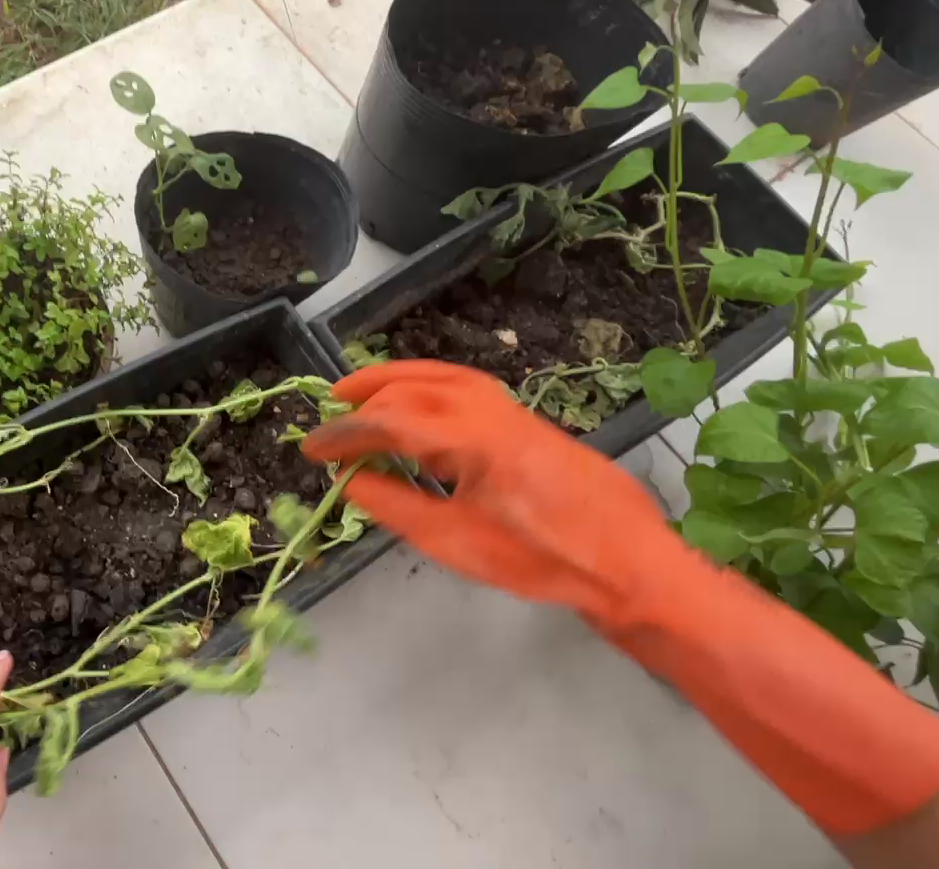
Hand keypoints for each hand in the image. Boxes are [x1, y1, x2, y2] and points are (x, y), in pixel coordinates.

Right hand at [301, 360, 679, 630]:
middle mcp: (485, 408)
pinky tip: (411, 398)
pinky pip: (458, 382)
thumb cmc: (539, 559)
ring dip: (390, 380)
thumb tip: (348, 479)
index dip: (343, 435)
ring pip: (435, 375)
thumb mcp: (453, 541)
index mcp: (467, 438)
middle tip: (329, 422)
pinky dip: (422, 381)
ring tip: (354, 393)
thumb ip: (392, 504)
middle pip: (407, 389)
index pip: (386, 422)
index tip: (310, 449)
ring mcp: (507, 407)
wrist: (627, 562)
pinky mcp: (520, 416)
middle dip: (361, 402)